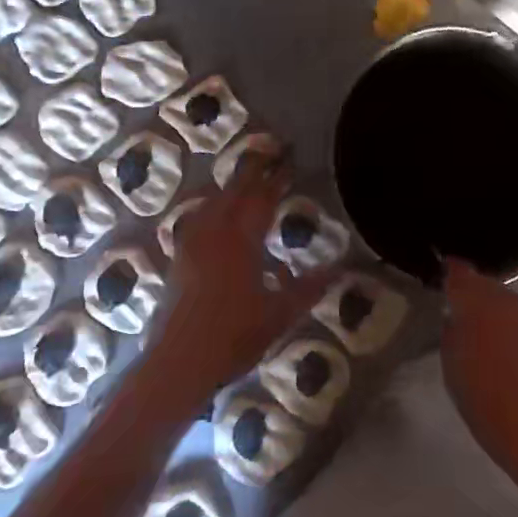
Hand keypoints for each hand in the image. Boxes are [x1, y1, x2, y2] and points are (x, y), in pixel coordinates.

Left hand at [151, 152, 331, 398]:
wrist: (179, 363)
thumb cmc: (234, 338)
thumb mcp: (280, 315)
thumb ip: (308, 288)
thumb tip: (339, 268)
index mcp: (241, 243)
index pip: (262, 200)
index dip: (277, 179)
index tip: (288, 161)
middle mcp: (214, 235)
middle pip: (234, 192)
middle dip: (253, 171)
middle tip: (269, 153)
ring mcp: (191, 245)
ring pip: (212, 202)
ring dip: (230, 186)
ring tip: (244, 177)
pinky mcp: (178, 258)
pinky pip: (196, 218)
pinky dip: (209, 206)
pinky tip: (212, 213)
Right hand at [441, 258, 517, 501]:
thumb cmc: (497, 412)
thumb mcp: (457, 377)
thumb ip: (453, 338)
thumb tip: (456, 319)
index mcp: (484, 305)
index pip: (461, 276)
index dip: (452, 275)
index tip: (444, 278)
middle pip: (491, 291)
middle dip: (477, 302)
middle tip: (463, 323)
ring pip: (515, 310)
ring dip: (501, 321)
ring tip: (491, 351)